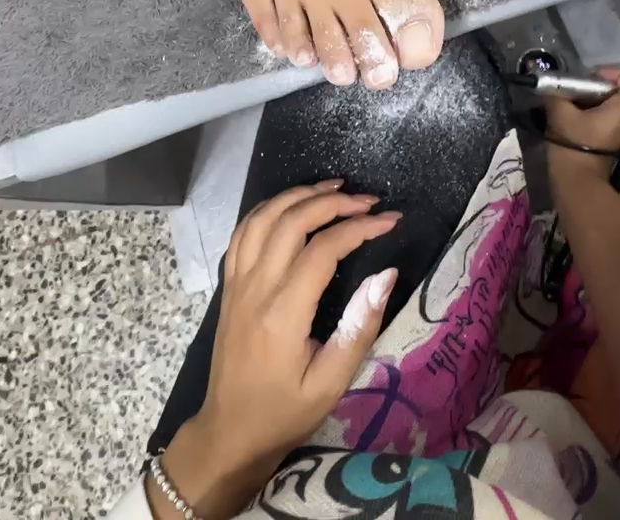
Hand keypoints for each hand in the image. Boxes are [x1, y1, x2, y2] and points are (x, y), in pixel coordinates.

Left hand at [156, 179, 401, 517]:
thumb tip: (386, 274)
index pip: (323, 249)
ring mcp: (237, 283)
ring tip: (334, 188)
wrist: (229, 432)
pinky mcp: (229, 285)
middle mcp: (256, 288)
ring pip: (262, 218)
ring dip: (298, 195)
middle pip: (291, 222)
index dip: (359, 227)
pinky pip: (244, 232)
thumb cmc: (284, 412)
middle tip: (367, 200)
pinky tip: (291, 205)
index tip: (389, 220)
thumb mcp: (331, 384)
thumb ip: (359, 327)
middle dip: (332, 201)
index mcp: (283, 314)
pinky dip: (269, 208)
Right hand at [165, 0, 444, 89]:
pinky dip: (283, 41)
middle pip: (356, 39)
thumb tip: (415, 28)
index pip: (400, 23)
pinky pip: (268, 23)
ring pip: (312, 39)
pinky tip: (291, 51)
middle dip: (370, 62)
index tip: (411, 59)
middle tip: (373, 79)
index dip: (411, 47)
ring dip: (329, 59)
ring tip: (336, 73)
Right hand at [543, 66, 619, 177]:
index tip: (595, 76)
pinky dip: (587, 114)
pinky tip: (568, 118)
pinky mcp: (606, 142)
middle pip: (619, 94)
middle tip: (575, 89)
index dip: (619, 74)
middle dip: (596, 86)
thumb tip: (549, 84)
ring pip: (608, 107)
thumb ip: (556, 95)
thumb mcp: (560, 115)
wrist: (577, 184)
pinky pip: (601, 120)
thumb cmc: (574, 147)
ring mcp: (617, 133)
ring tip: (568, 103)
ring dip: (589, 101)